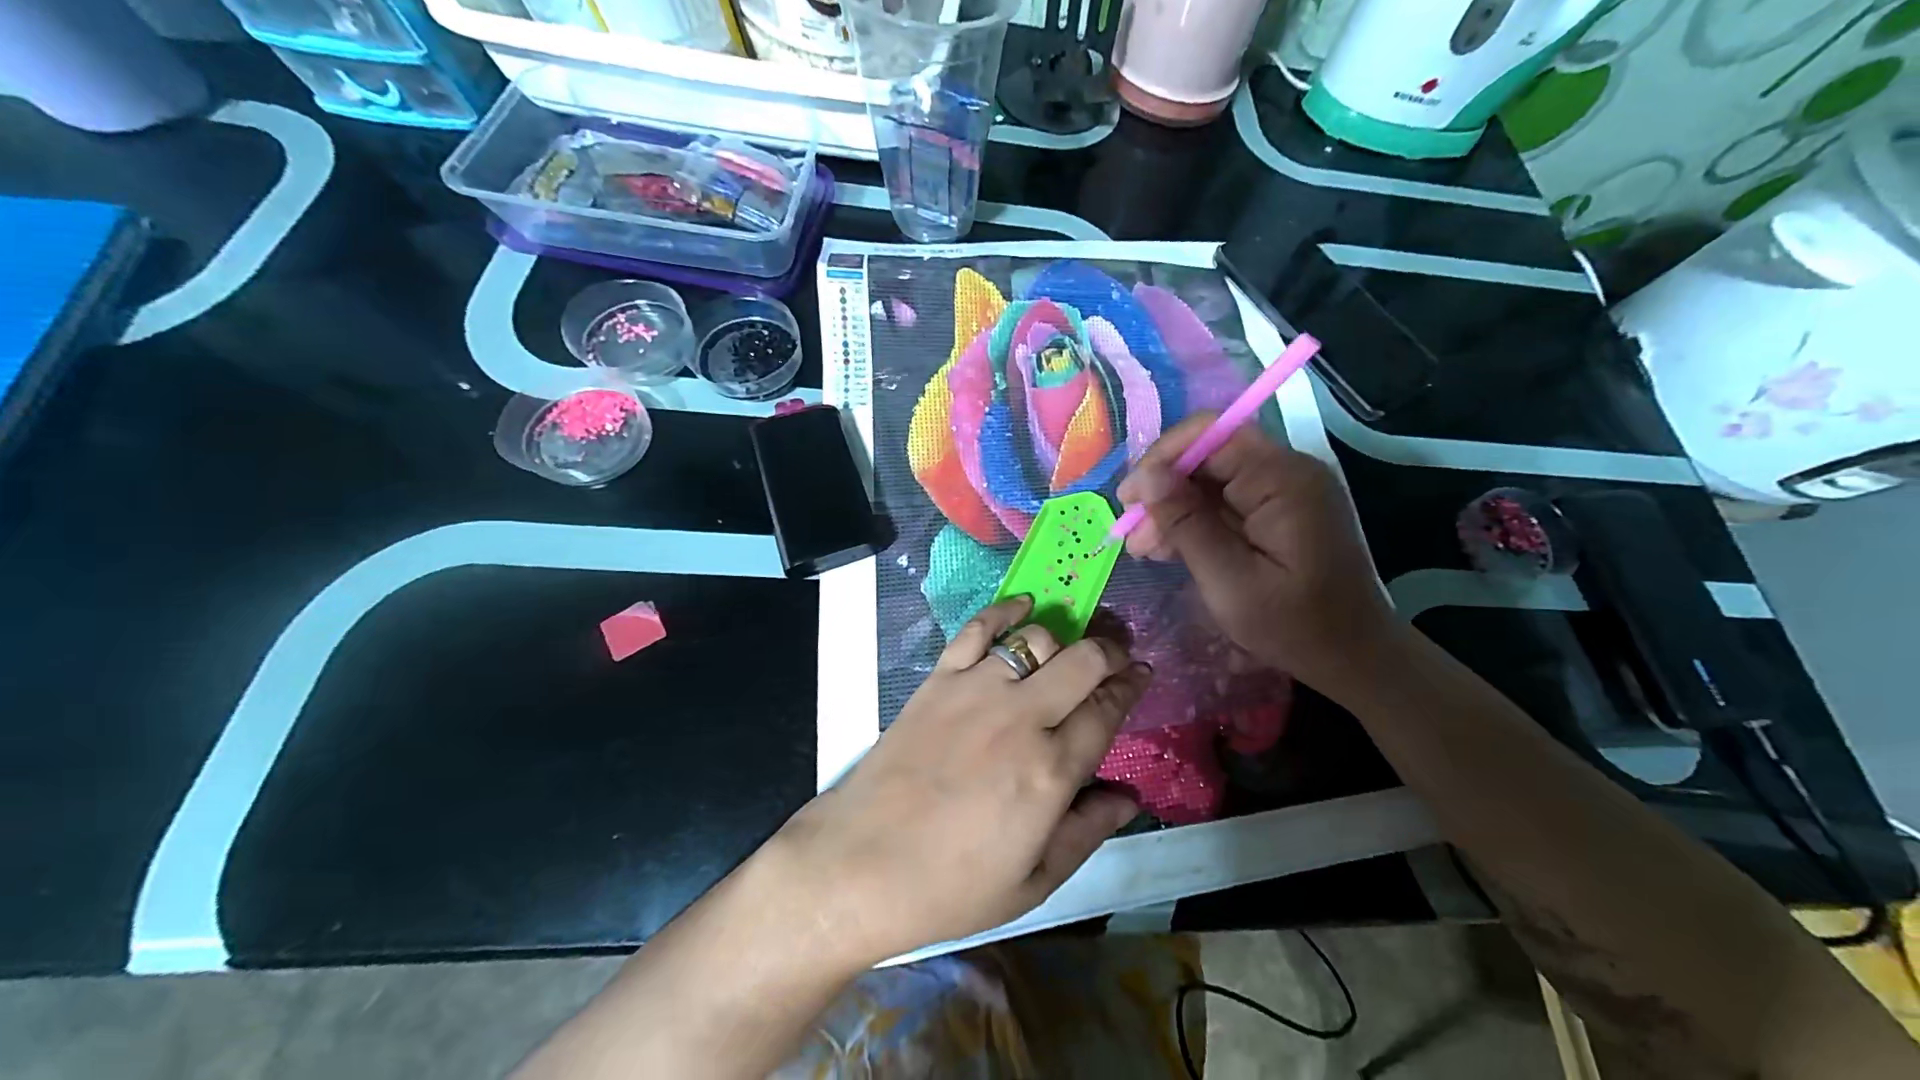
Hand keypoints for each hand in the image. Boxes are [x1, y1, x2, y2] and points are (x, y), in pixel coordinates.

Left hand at [762, 596, 1148, 967]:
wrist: (859, 865)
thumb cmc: (949, 887)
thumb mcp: (1032, 882)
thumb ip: (1086, 832)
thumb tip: (1129, 797)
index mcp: (1051, 772)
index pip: (1107, 710)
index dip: (1130, 685)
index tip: (1142, 672)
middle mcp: (1020, 719)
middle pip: (1082, 661)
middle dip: (1109, 651)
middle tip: (1115, 654)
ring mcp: (975, 692)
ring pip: (1035, 639)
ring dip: (1061, 637)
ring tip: (1067, 646)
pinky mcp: (937, 681)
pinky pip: (977, 630)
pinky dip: (1004, 612)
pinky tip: (1022, 607)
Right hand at [1115, 414, 1398, 693]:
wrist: (1353, 658)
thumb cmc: (1293, 626)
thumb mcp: (1228, 580)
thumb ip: (1186, 524)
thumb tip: (1146, 477)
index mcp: (1283, 480)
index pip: (1211, 435)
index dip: (1162, 458)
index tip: (1130, 499)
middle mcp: (1287, 471)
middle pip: (1208, 455)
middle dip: (1163, 488)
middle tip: (1131, 533)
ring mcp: (1284, 490)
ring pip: (1210, 479)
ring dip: (1173, 508)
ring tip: (1144, 548)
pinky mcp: (1278, 511)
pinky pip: (1225, 500)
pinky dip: (1194, 520)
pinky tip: (1168, 548)